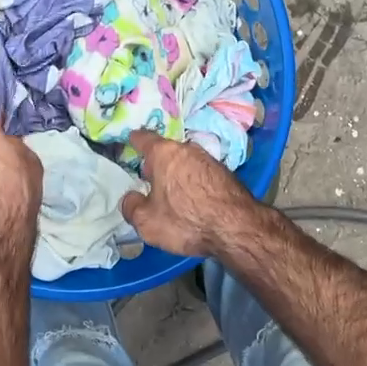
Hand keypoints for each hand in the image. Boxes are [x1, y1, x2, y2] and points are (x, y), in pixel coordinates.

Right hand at [120, 129, 259, 256]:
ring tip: (173, 195)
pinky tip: (195, 202)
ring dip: (177, 174)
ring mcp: (208, 159)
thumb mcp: (147, 222)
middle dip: (157, 164)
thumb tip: (130, 198)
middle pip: (166, 151)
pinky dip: (194, 184)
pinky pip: (201, 174)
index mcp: (163, 152)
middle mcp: (186, 148)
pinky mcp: (225, 173)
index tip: (130, 141)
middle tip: (150, 181)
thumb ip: (131, 207)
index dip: (135, 141)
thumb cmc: (186, 219)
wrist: (237, 227)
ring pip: (185, 162)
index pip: (143, 138)